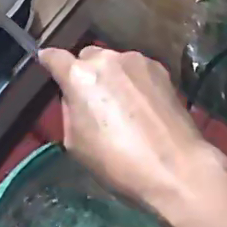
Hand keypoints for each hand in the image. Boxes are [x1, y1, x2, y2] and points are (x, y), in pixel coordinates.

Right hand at [39, 45, 226, 216]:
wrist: (178, 170)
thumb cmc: (120, 163)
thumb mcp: (76, 145)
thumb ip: (70, 111)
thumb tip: (75, 99)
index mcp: (78, 76)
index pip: (53, 56)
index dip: (48, 61)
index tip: (47, 65)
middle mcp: (105, 59)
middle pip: (86, 57)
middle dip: (86, 73)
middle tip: (95, 101)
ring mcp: (135, 60)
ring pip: (113, 62)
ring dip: (113, 76)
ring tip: (126, 107)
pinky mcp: (160, 69)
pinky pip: (136, 70)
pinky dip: (135, 82)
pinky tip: (145, 107)